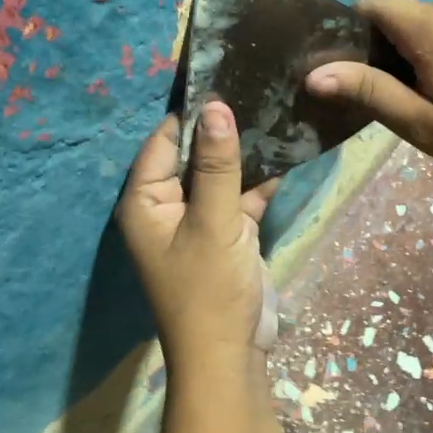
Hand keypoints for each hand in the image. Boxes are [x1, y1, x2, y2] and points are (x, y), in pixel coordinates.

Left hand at [116, 102, 280, 358]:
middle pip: (192, 156)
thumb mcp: (214, 222)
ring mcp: (198, 222)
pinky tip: (286, 151)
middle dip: (222, 130)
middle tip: (258, 85)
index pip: (163, 143)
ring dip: (244, 153)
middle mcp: (166, 207)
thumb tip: (216, 106)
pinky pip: (239, 198)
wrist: (229, 357)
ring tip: (276, 108)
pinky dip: (258, 181)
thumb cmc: (210, 290)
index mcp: (145, 202)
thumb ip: (218, 165)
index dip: (192, 112)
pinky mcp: (226, 237)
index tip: (225, 75)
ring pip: (220, 176)